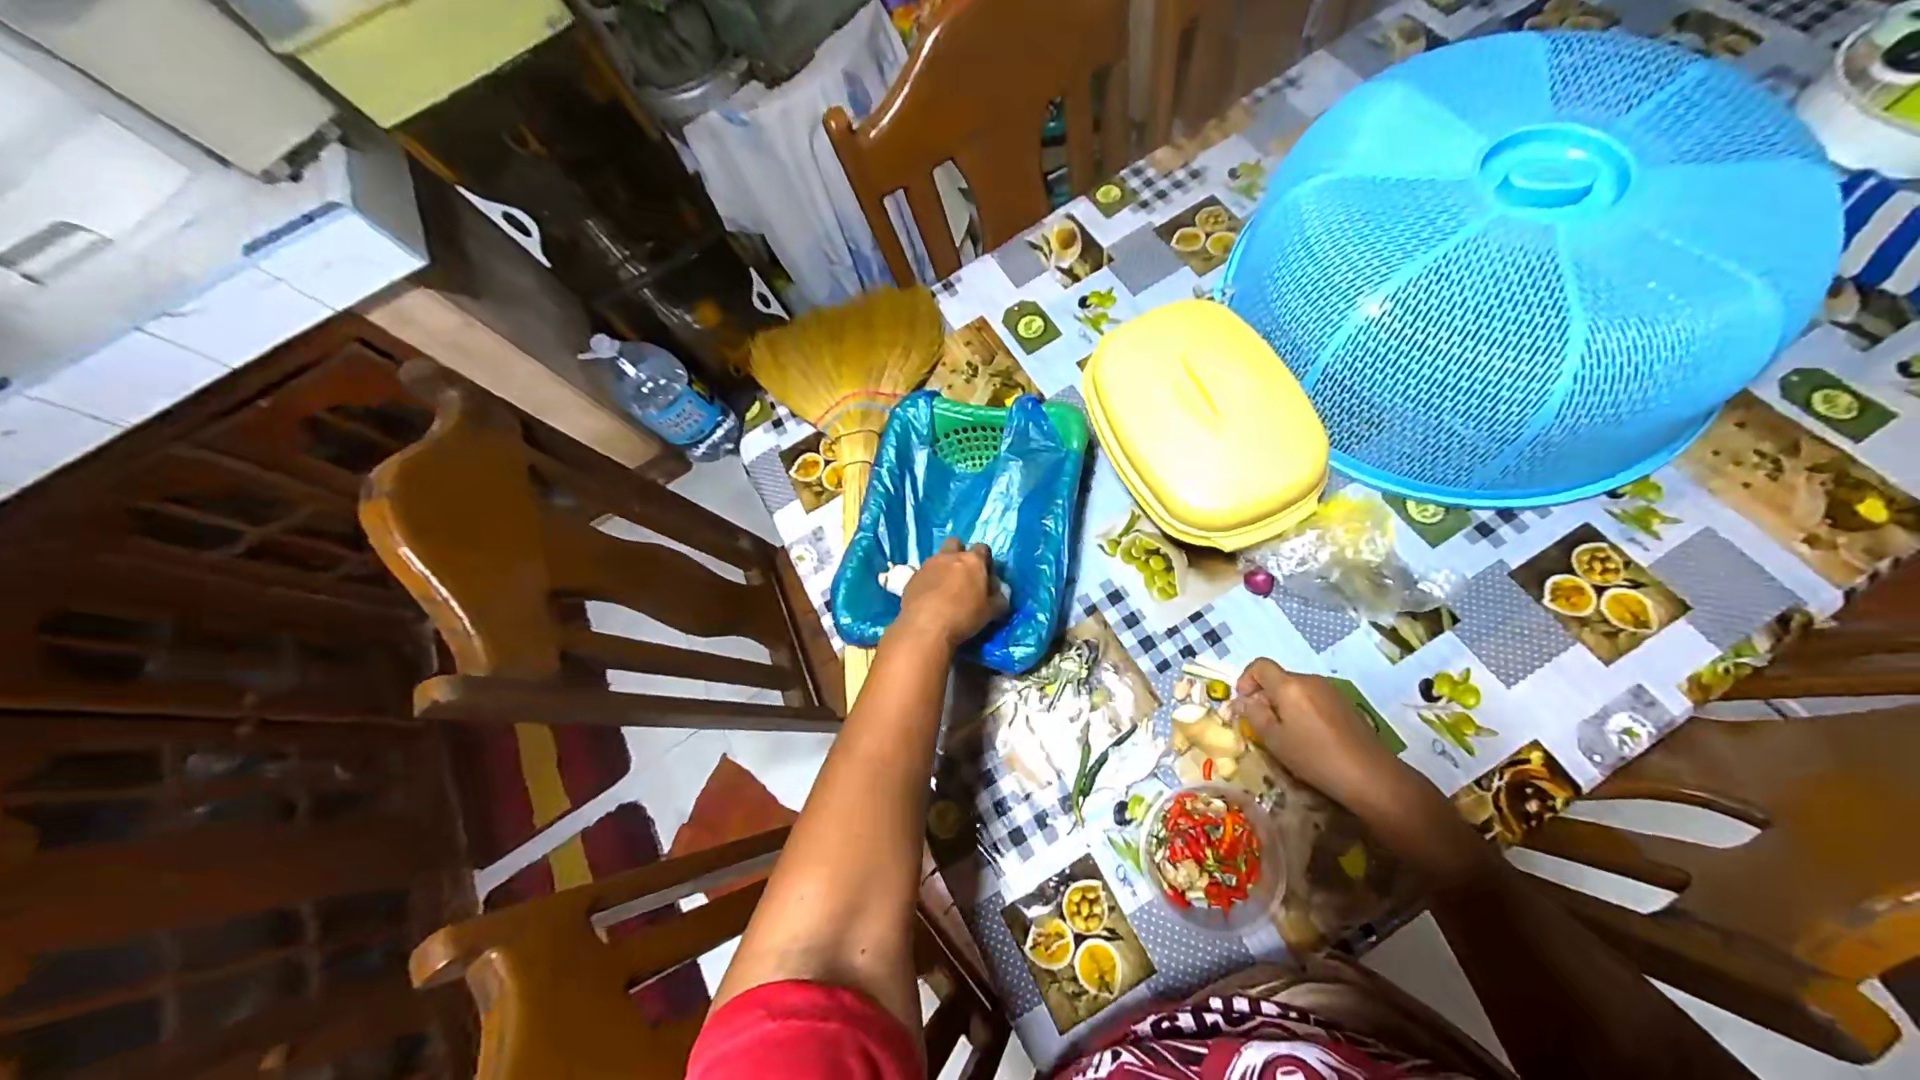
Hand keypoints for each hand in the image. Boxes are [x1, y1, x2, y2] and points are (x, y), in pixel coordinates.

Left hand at [892, 538, 1007, 649]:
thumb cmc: (964, 616)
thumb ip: (999, 600)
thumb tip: (1001, 594)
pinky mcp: (912, 577)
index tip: (985, 574)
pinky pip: (923, 573)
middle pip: (956, 543)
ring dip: (943, 567)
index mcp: (972, 561)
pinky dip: (928, 580)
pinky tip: (930, 597)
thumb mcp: (991, 612)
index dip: (985, 560)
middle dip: (960, 553)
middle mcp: (949, 556)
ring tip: (944, 588)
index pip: (983, 548)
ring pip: (938, 557)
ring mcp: (928, 565)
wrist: (925, 627)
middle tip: (963, 574)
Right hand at [1228, 659, 1400, 809]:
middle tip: (1263, 725)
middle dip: (1265, 696)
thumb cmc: (1314, 757)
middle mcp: (1310, 680)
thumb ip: (1254, 714)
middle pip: (1279, 678)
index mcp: (1289, 685)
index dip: (1246, 679)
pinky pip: (1314, 698)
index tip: (1244, 702)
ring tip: (1286, 734)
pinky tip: (1310, 737)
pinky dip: (1303, 710)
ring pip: (1297, 689)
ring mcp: (1331, 691)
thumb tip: (1245, 700)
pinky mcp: (1345, 704)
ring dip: (1285, 704)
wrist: (1371, 776)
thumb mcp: (1274, 739)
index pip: (1260, 665)